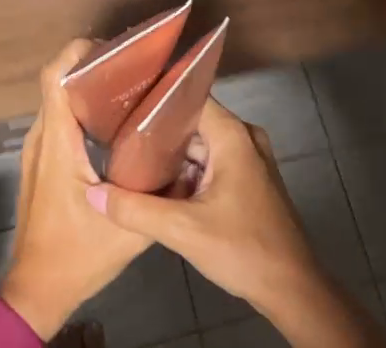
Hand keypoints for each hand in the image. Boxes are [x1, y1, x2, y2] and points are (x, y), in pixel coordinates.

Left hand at [0, 40, 151, 338]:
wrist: (37, 289)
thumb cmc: (77, 256)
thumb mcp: (128, 231)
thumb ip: (158, 197)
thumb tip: (188, 163)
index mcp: (58, 144)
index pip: (54, 78)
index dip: (78, 52)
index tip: (114, 47)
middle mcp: (42, 138)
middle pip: (58, 82)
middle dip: (93, 65)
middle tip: (136, 65)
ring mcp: (38, 150)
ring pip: (58, 100)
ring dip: (87, 87)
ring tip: (131, 86)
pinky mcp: (41, 162)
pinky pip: (59, 120)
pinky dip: (82, 109)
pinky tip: (115, 121)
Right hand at [84, 99, 318, 307]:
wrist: (292, 289)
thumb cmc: (243, 249)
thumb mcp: (182, 230)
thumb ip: (135, 209)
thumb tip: (92, 193)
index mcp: (232, 135)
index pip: (188, 96)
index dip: (154, 97)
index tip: (121, 101)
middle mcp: (242, 137)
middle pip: (191, 121)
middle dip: (155, 130)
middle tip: (115, 134)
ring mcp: (248, 160)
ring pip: (199, 145)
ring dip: (169, 154)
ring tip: (126, 155)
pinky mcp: (247, 181)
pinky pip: (210, 163)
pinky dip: (186, 171)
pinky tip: (155, 183)